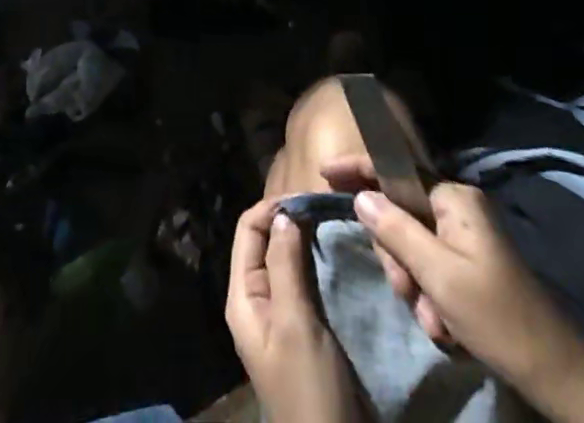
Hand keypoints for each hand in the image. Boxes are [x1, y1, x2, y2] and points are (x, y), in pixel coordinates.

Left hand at [225, 198, 363, 422]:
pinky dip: (318, 258)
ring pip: (288, 256)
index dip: (274, 207)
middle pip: (266, 240)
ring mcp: (280, 310)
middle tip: (328, 204)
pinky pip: (305, 277)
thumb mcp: (294, 324)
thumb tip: (284, 214)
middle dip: (292, 217)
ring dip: (307, 236)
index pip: (249, 230)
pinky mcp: (303, 322)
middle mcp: (257, 297)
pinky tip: (340, 250)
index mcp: (243, 297)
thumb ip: (285, 267)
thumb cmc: (308, 386)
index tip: (311, 196)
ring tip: (336, 219)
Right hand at [355, 184, 583, 422]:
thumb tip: (361, 196)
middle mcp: (458, 209)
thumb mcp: (437, 274)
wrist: (548, 364)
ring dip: (414, 285)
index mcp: (455, 199)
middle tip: (409, 292)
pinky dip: (428, 297)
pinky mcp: (466, 261)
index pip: (397, 172)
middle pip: (399, 216)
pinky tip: (443, 325)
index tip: (323, 171)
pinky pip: (428, 268)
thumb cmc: (493, 313)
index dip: (359, 169)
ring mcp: (463, 236)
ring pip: (410, 248)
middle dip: (397, 258)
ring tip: (434, 319)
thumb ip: (395, 231)